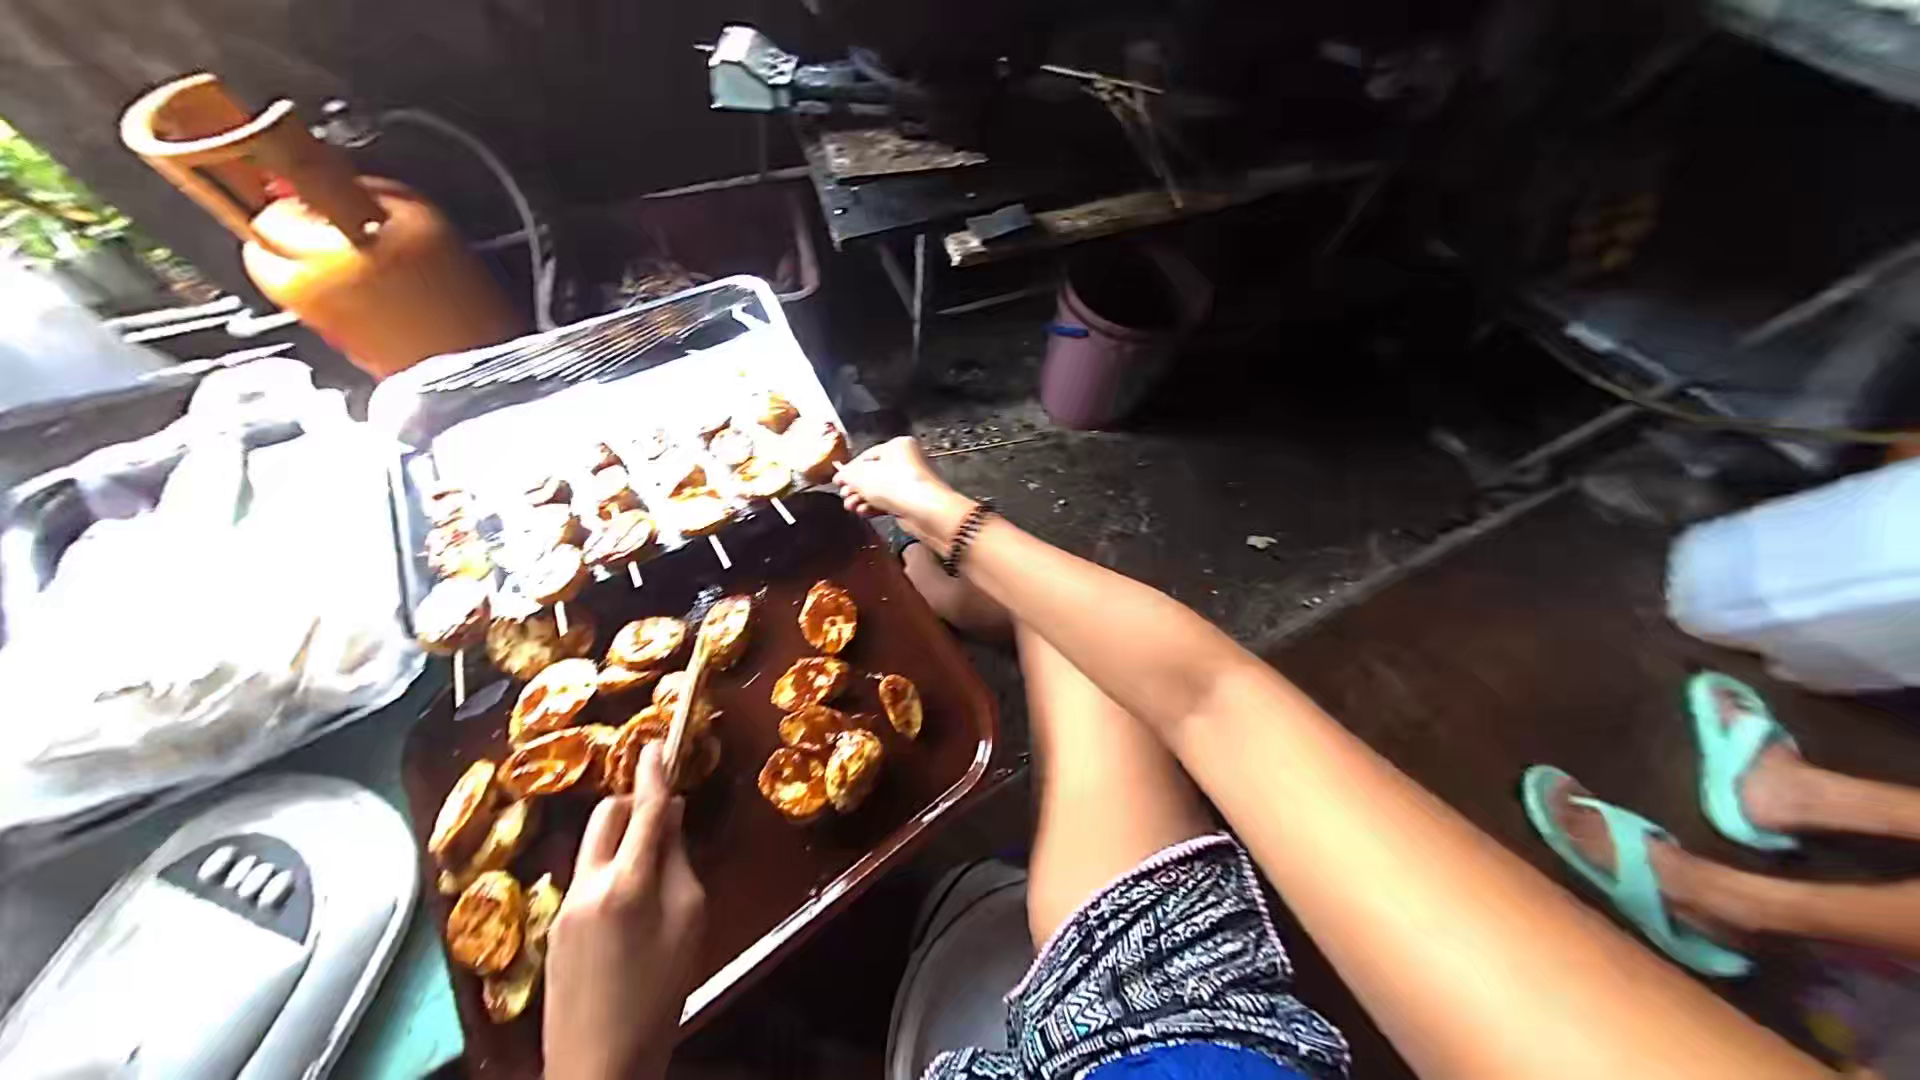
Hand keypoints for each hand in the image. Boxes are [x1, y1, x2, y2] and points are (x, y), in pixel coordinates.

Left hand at [543, 742, 704, 1079]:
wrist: (599, 1064)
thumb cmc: (662, 989)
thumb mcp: (689, 917)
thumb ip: (678, 860)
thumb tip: (670, 817)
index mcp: (627, 881)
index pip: (643, 808)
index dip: (653, 772)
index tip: (656, 744)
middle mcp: (588, 883)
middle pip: (606, 816)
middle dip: (633, 802)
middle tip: (662, 815)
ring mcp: (564, 906)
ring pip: (595, 845)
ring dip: (622, 836)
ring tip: (652, 866)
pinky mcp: (554, 927)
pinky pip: (587, 876)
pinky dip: (611, 868)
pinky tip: (630, 906)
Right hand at [836, 437, 973, 546]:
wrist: (926, 511)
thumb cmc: (894, 485)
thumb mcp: (862, 477)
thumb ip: (847, 475)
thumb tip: (840, 476)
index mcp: (898, 446)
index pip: (867, 455)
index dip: (850, 470)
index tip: (838, 482)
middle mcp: (906, 461)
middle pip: (873, 474)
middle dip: (855, 487)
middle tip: (844, 496)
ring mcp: (910, 482)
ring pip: (880, 490)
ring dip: (862, 499)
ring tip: (850, 507)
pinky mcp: (912, 501)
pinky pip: (889, 502)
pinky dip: (875, 506)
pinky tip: (863, 512)